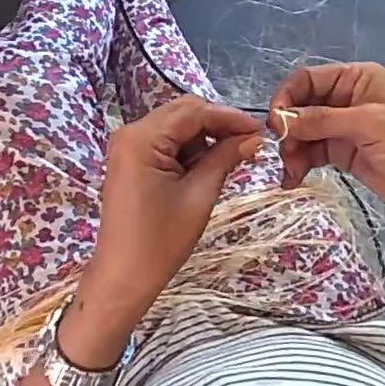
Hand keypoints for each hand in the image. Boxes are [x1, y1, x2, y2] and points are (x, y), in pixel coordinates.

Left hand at [58, 97, 262, 368]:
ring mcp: (127, 145)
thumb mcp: (199, 195)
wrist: (123, 274)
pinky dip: (187, 149)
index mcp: (141, 138)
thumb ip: (224, 159)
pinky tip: (207, 166)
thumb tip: (253, 138)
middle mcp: (129, 133)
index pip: (192, 111)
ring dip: (203, 138)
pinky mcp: (130, 159)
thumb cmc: (160, 240)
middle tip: (250, 144)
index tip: (261, 129)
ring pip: (174, 126)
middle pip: (182, 113)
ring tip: (231, 159)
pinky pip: (164, 142)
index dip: (229, 117)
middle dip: (216, 124)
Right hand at [269, 62, 384, 213]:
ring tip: (290, 170)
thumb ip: (321, 120)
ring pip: (301, 132)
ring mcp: (341, 126)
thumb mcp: (369, 124)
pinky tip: (292, 177)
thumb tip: (279, 120)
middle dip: (287, 128)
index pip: (307, 79)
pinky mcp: (339, 152)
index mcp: (354, 79)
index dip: (287, 97)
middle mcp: (343, 99)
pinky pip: (309, 152)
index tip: (275, 120)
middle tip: (281, 150)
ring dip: (291, 149)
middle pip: (299, 106)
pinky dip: (298, 163)